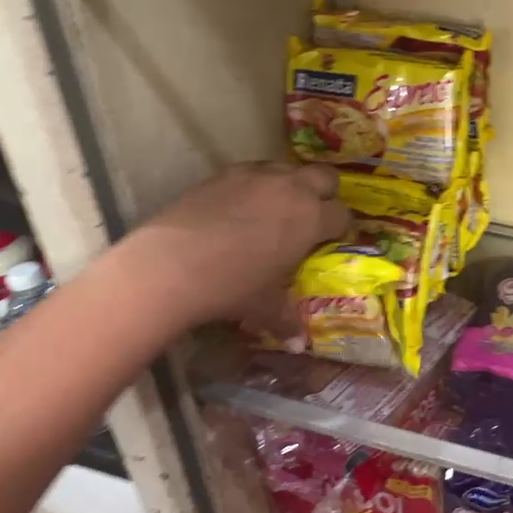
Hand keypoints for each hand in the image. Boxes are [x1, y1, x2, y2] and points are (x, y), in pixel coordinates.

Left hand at [112, 162, 351, 333]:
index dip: (340, 227)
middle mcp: (291, 189)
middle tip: (311, 215)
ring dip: (289, 184)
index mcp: (311, 219)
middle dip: (324, 192)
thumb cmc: (231, 287)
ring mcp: (256, 176)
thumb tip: (299, 344)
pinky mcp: (224, 173)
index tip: (330, 239)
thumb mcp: (264, 307)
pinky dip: (254, 184)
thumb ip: (286, 319)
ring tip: (274, 208)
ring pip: (287, 168)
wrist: (170, 264)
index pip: (343, 214)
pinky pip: (252, 171)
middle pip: (325, 176)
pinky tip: (238, 207)